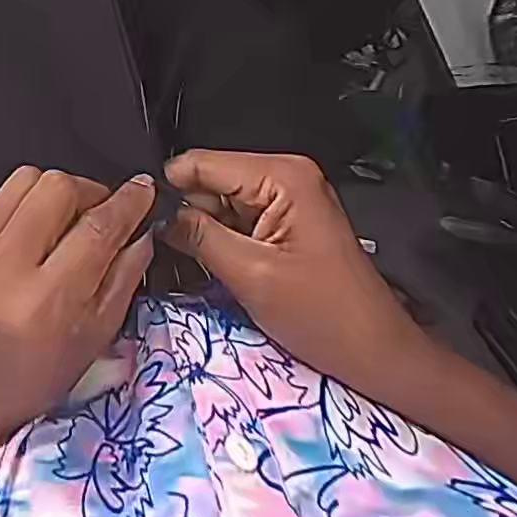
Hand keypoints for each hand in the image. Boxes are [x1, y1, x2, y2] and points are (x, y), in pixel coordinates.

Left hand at [0, 166, 154, 434]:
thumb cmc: (49, 362)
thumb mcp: (103, 326)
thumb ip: (129, 268)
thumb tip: (144, 219)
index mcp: (45, 301)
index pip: (95, 229)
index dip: (127, 202)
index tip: (144, 189)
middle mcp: (3, 268)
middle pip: (60, 188)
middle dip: (91, 194)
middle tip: (102, 216)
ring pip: (32, 178)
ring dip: (60, 193)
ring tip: (67, 223)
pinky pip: (8, 189)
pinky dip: (32, 200)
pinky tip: (40, 228)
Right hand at [165, 150, 424, 395]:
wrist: (375, 353)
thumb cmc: (324, 316)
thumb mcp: (250, 275)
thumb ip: (197, 235)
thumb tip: (155, 212)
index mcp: (282, 175)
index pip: (200, 163)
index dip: (167, 190)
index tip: (141, 221)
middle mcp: (284, 174)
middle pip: (207, 181)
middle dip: (183, 214)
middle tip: (161, 251)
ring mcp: (284, 197)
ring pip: (216, 203)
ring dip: (199, 232)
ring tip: (188, 265)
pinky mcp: (282, 219)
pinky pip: (234, 219)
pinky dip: (217, 241)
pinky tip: (209, 266)